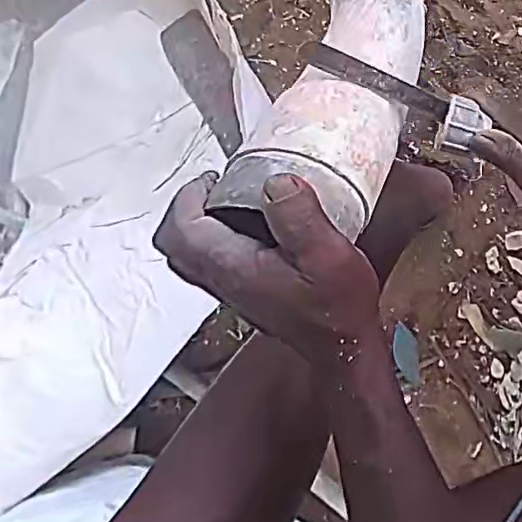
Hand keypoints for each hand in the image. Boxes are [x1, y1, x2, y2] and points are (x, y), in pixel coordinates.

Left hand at [155, 173, 382, 367]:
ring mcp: (235, 290)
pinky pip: (215, 261)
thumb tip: (276, 182)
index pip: (184, 230)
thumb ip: (300, 217)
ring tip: (232, 198)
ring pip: (192, 255)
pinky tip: (254, 225)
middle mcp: (226, 281)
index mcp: (237, 267)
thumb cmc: (338, 306)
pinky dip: (219, 237)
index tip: (215, 176)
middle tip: (215, 185)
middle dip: (187, 208)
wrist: (344, 345)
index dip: (189, 197)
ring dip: (201, 222)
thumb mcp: (328, 254)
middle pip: (176, 245)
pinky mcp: (250, 293)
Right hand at [468, 100, 521, 225]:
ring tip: (513, 181)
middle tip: (477, 161)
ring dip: (506, 149)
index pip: (492, 105)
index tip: (449, 112)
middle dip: (486, 136)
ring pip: (518, 131)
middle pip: (502, 119)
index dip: (467, 105)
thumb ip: (505, 157)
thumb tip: (477, 136)